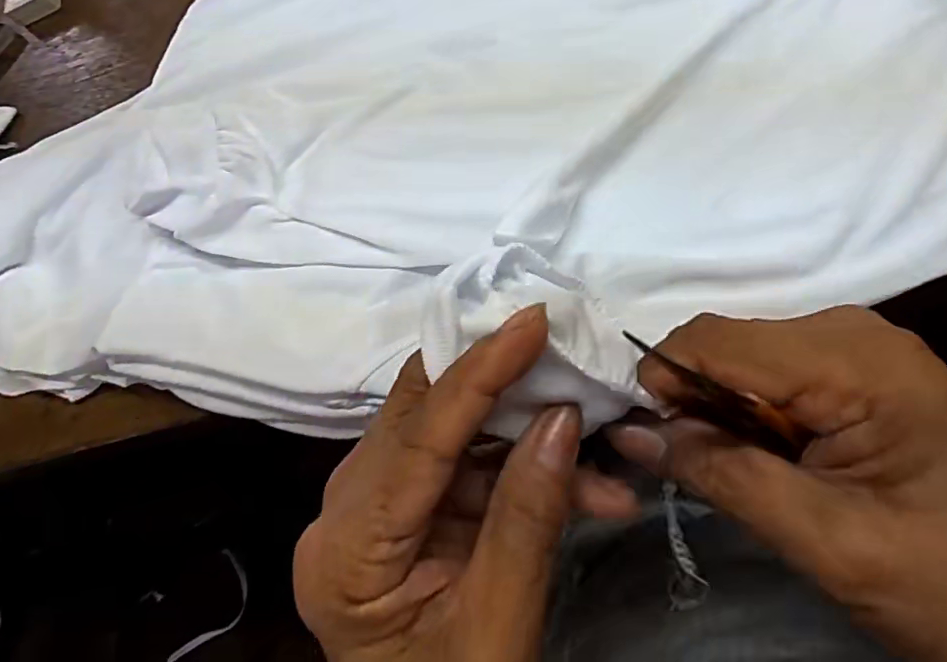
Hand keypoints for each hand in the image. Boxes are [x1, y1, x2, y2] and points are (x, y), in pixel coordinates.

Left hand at [294, 305, 637, 661]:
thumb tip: (563, 416)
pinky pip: (476, 459)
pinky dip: (529, 463)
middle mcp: (350, 507)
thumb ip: (528, 518)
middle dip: (503, 377)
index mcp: (348, 548)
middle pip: (427, 410)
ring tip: (598, 429)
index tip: (535, 319)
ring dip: (530, 427)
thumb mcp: (499, 627)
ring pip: (458, 427)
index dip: (481, 369)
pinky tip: (591, 485)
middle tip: (563, 346)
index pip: (418, 434)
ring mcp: (381, 502)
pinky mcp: (417, 504)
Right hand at [607, 307, 946, 661]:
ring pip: (750, 354)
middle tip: (697, 468)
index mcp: (858, 362)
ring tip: (745, 470)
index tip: (647, 437)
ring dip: (727, 407)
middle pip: (734, 341)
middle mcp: (856, 330)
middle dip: (698, 397)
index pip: (721, 339)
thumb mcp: (832, 545)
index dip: (669, 379)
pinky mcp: (864, 365)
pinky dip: (758, 408)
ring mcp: (863, 343)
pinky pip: (780, 368)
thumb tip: (637, 432)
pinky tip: (778, 455)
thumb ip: (729, 477)